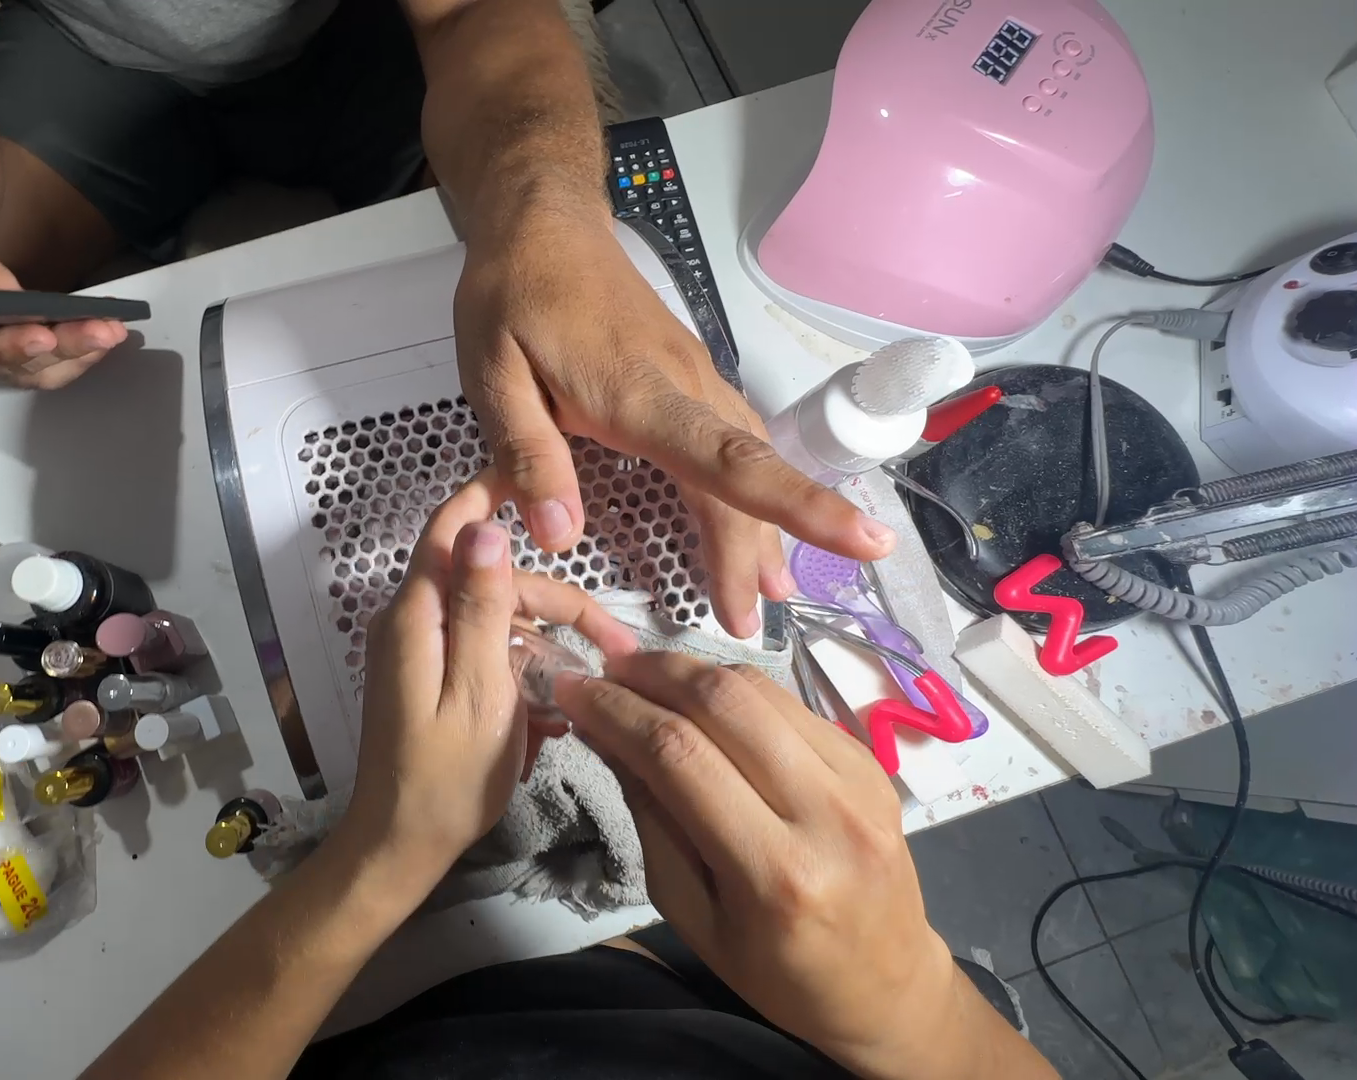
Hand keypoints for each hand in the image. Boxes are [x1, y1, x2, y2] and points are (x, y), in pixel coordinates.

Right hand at [0, 201, 127, 388]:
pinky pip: (54, 355)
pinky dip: (83, 345)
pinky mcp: (18, 345)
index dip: (6, 349)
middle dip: (63, 349)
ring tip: (114, 330)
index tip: (42, 335)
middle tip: (102, 332)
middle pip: (16, 366)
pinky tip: (109, 328)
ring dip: (81, 351)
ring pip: (42, 366)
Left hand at [344, 473, 637, 876]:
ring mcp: (420, 647)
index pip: (451, 528)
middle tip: (612, 642)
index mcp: (417, 616)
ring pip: (493, 615)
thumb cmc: (444, 779)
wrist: (399, 845)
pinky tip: (553, 707)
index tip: (538, 473)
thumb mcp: (477, 691)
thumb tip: (483, 524)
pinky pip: (483, 648)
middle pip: (489, 579)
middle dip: (551, 600)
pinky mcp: (432, 672)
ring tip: (592, 684)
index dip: (491, 493)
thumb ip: (479, 608)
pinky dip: (520, 665)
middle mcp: (413, 619)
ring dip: (543, 639)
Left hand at [452, 212, 895, 636]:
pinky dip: (746, 483)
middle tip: (754, 624)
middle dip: (761, 550)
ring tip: (772, 586)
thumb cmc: (511, 300)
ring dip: (762, 524)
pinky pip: (729, 435)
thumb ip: (529, 454)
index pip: (731, 458)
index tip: (862, 545)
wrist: (541, 224)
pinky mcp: (682, 372)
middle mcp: (683, 387)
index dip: (795, 506)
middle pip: (740, 475)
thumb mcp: (494, 378)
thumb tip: (560, 537)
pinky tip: (744, 511)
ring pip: (743, 456)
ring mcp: (690, 376)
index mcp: (638, 395)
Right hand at [559, 653, 995, 1078]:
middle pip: (722, 702)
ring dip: (686, 668)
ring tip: (640, 672)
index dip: (615, 711)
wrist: (888, 988)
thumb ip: (648, 814)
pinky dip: (727, 685)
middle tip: (604, 668)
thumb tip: (604, 732)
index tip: (572, 689)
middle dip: (649, 672)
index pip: (678, 756)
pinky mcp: (870, 759)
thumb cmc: (774, 968)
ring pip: (755, 687)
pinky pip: (784, 699)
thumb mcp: (688, 909)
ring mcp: (859, 780)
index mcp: (775, 873)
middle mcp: (827, 815)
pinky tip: (695, 693)